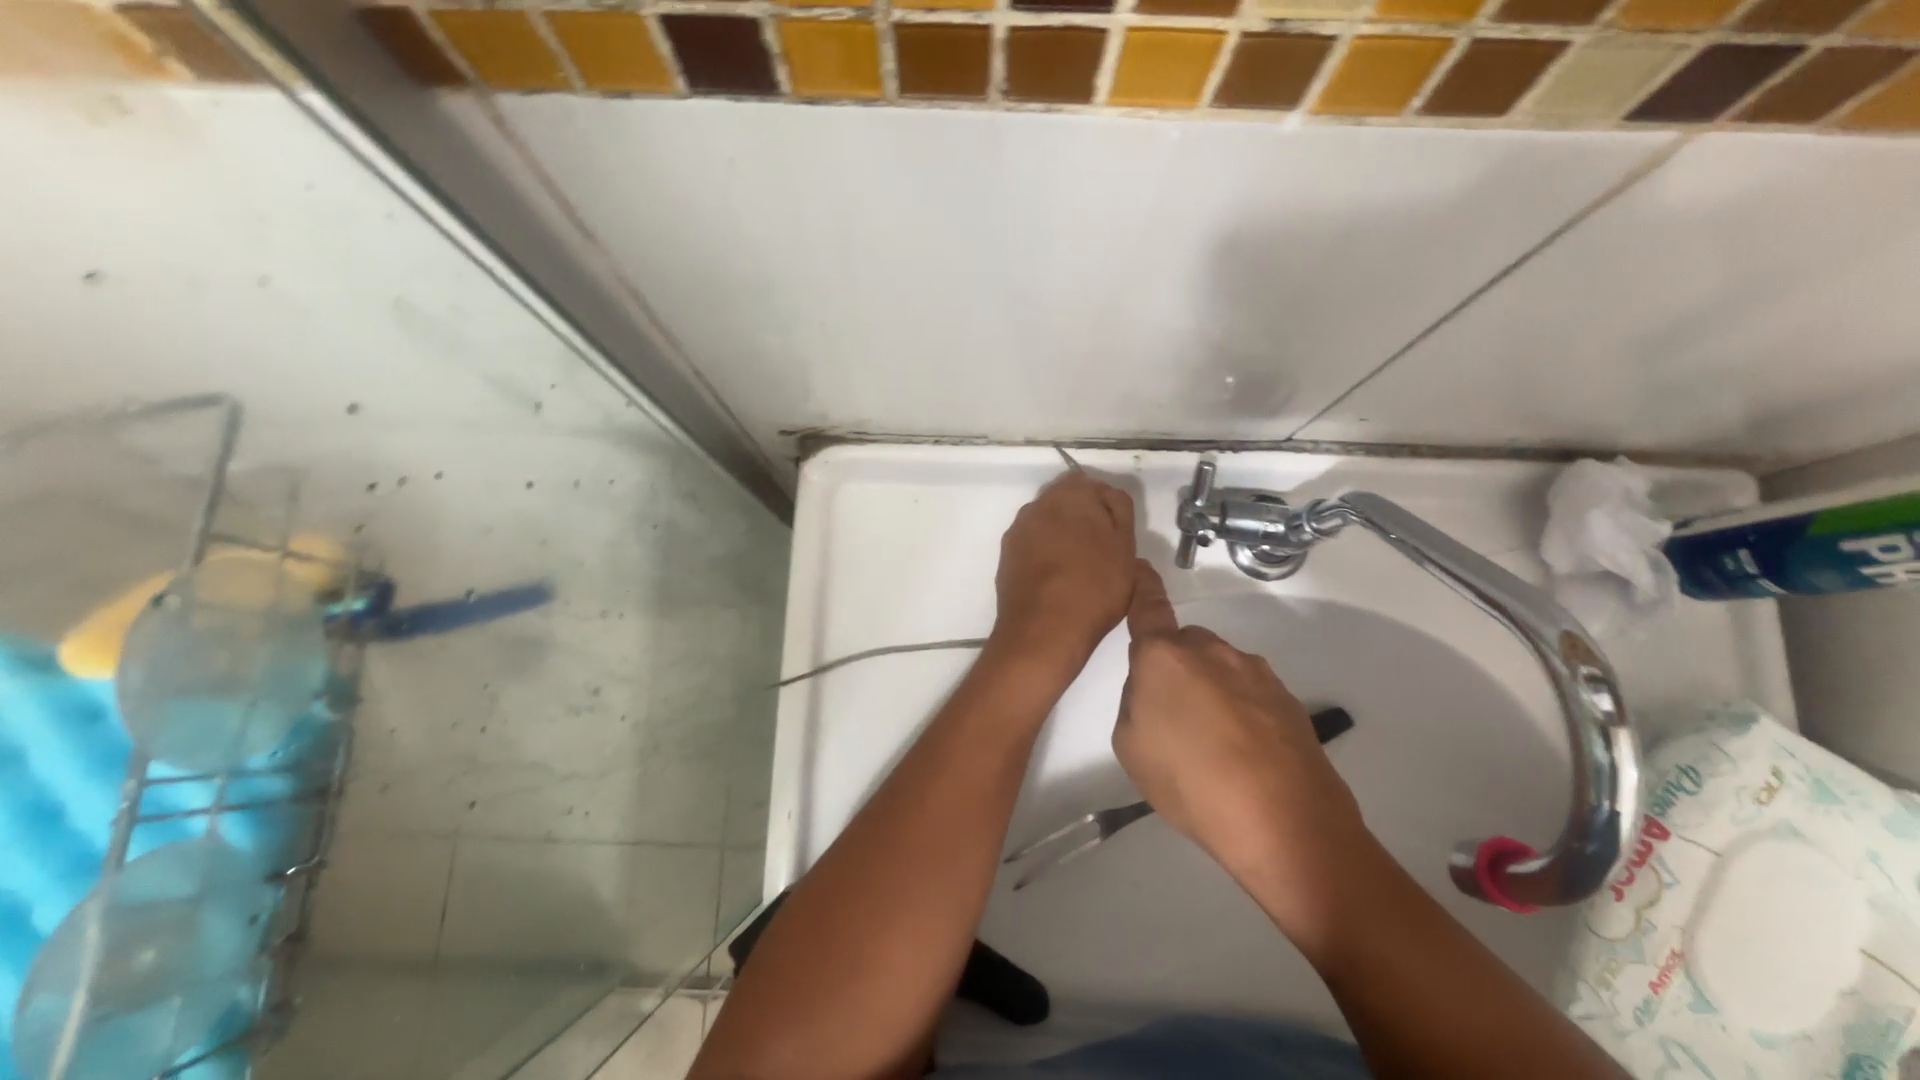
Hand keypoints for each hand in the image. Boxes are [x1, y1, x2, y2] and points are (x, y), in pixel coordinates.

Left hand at [992, 471, 1135, 668]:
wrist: (1043, 629)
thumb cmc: (1095, 587)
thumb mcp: (1126, 548)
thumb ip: (1119, 512)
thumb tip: (1108, 497)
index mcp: (1072, 494)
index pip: (1095, 487)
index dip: (1109, 509)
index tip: (1118, 535)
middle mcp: (1039, 504)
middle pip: (1067, 501)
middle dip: (1083, 518)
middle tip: (1101, 550)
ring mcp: (1018, 530)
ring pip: (1048, 522)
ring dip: (1062, 535)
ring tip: (1078, 566)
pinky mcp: (1007, 555)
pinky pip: (1033, 545)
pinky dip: (1045, 553)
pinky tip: (1057, 577)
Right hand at [1113, 562, 1370, 933]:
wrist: (1283, 820)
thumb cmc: (1190, 782)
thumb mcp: (1131, 746)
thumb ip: (1137, 703)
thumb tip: (1158, 692)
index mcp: (1164, 656)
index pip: (1149, 610)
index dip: (1143, 588)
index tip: (1142, 567)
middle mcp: (1213, 652)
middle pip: (1185, 647)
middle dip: (1176, 671)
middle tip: (1171, 721)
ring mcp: (1256, 673)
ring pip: (1220, 671)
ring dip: (1210, 694)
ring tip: (1211, 750)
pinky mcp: (1288, 699)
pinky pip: (1249, 696)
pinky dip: (1241, 716)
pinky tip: (1242, 759)